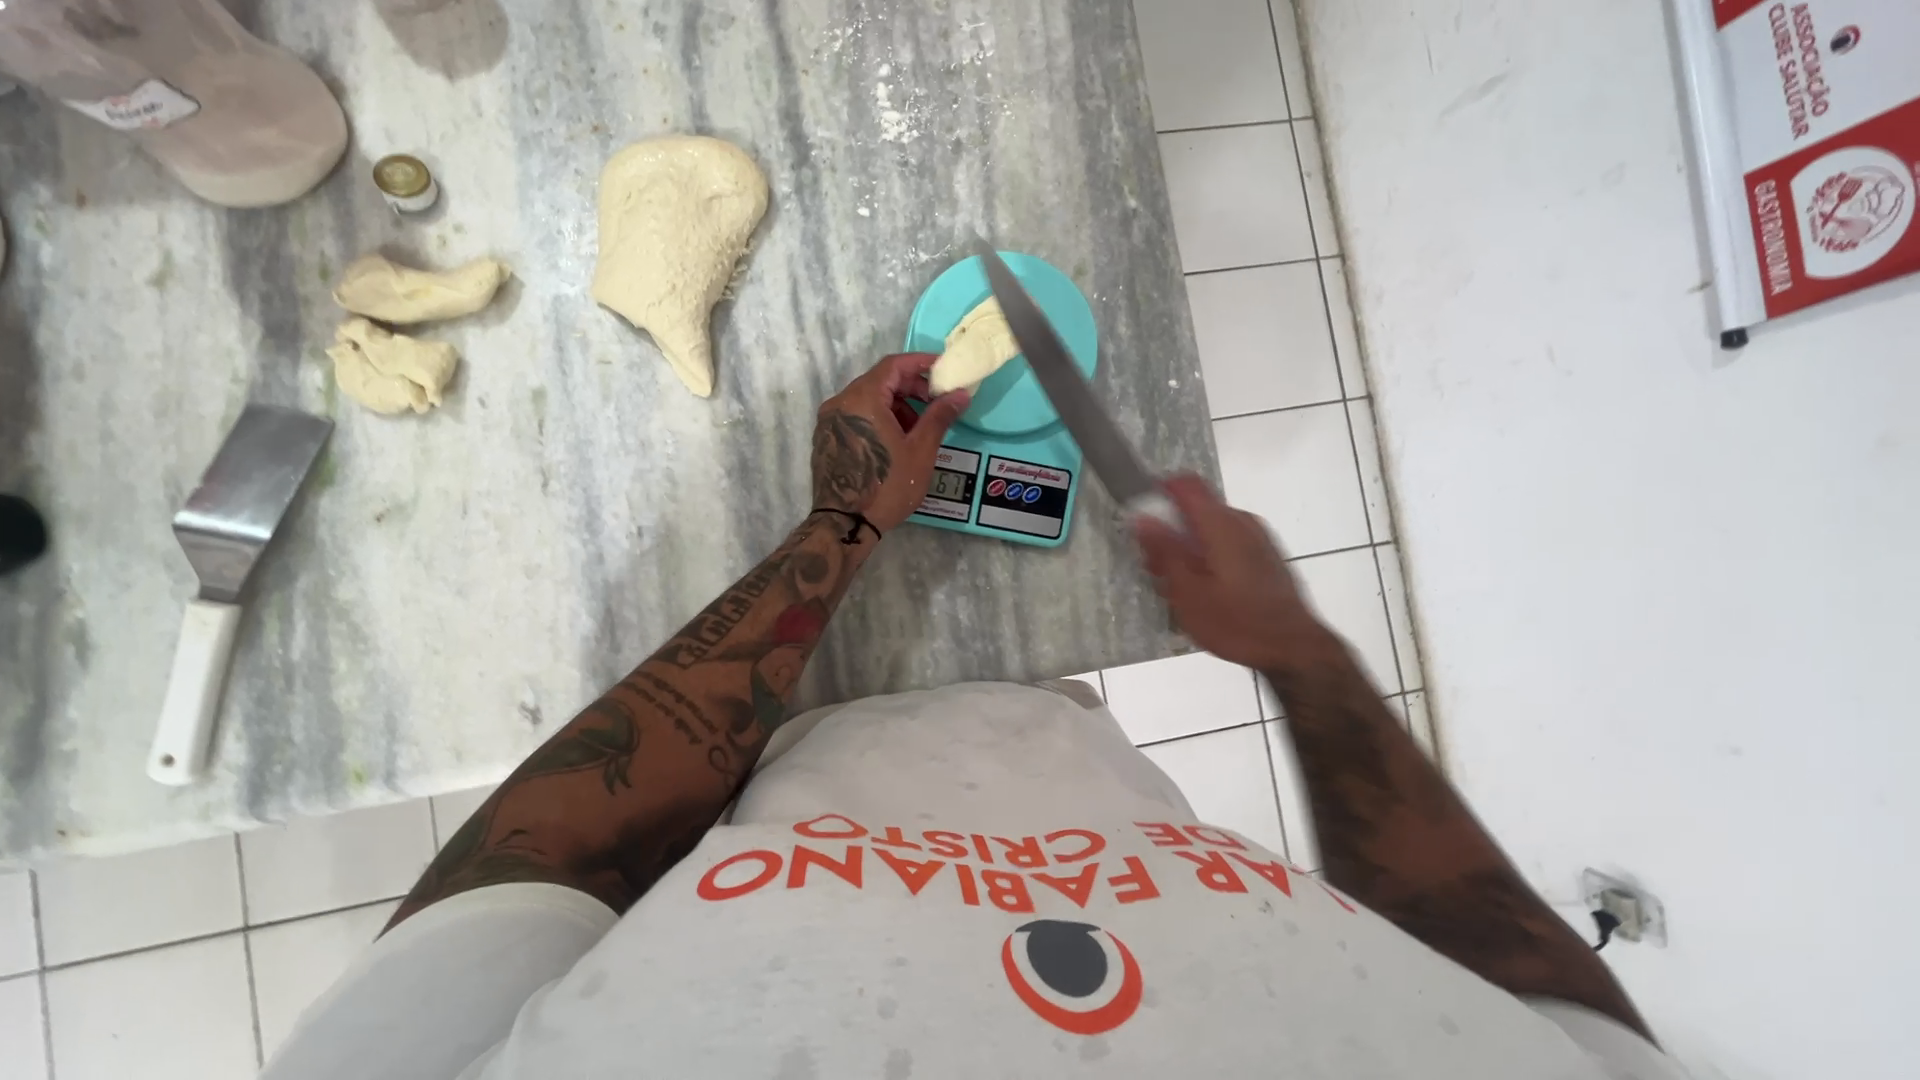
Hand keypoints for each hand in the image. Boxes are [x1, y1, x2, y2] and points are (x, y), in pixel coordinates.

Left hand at [811, 353, 971, 532]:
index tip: (943, 370)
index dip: (921, 363)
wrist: (845, 523)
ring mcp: (829, 421)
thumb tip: (960, 394)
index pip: (894, 365)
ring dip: (895, 406)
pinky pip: (855, 416)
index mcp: (863, 398)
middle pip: (880, 381)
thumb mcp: (920, 451)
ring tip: (919, 429)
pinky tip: (895, 441)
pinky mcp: (826, 438)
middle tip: (936, 403)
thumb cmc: (887, 486)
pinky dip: (878, 418)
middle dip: (911, 388)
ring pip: (867, 400)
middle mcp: (840, 402)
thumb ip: (939, 416)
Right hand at [1133, 475, 1325, 670]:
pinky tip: (1207, 592)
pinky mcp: (1267, 556)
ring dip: (1190, 548)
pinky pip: (1229, 543)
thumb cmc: (1236, 622)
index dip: (1159, 493)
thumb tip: (1142, 517)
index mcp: (1221, 524)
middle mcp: (1242, 522)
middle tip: (1157, 568)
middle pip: (1197, 509)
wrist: (1294, 649)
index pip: (1186, 484)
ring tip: (1180, 587)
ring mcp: (1259, 538)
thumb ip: (1164, 550)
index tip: (1144, 520)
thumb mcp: (1187, 592)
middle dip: (1171, 531)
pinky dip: (1211, 557)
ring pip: (1212, 528)